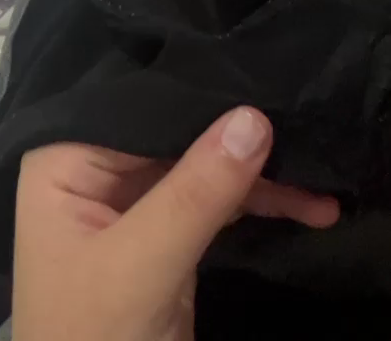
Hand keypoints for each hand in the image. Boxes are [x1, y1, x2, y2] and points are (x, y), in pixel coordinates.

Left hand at [14, 107, 338, 340]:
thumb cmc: (91, 339)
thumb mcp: (140, 265)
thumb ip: (195, 192)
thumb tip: (254, 116)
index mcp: (67, 156)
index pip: (141, 106)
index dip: (201, 93)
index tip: (263, 76)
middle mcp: (97, 167)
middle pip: (176, 133)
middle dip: (238, 133)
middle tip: (305, 115)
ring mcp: (133, 201)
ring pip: (203, 166)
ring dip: (262, 173)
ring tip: (323, 172)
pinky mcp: (165, 235)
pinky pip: (215, 202)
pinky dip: (258, 203)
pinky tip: (309, 204)